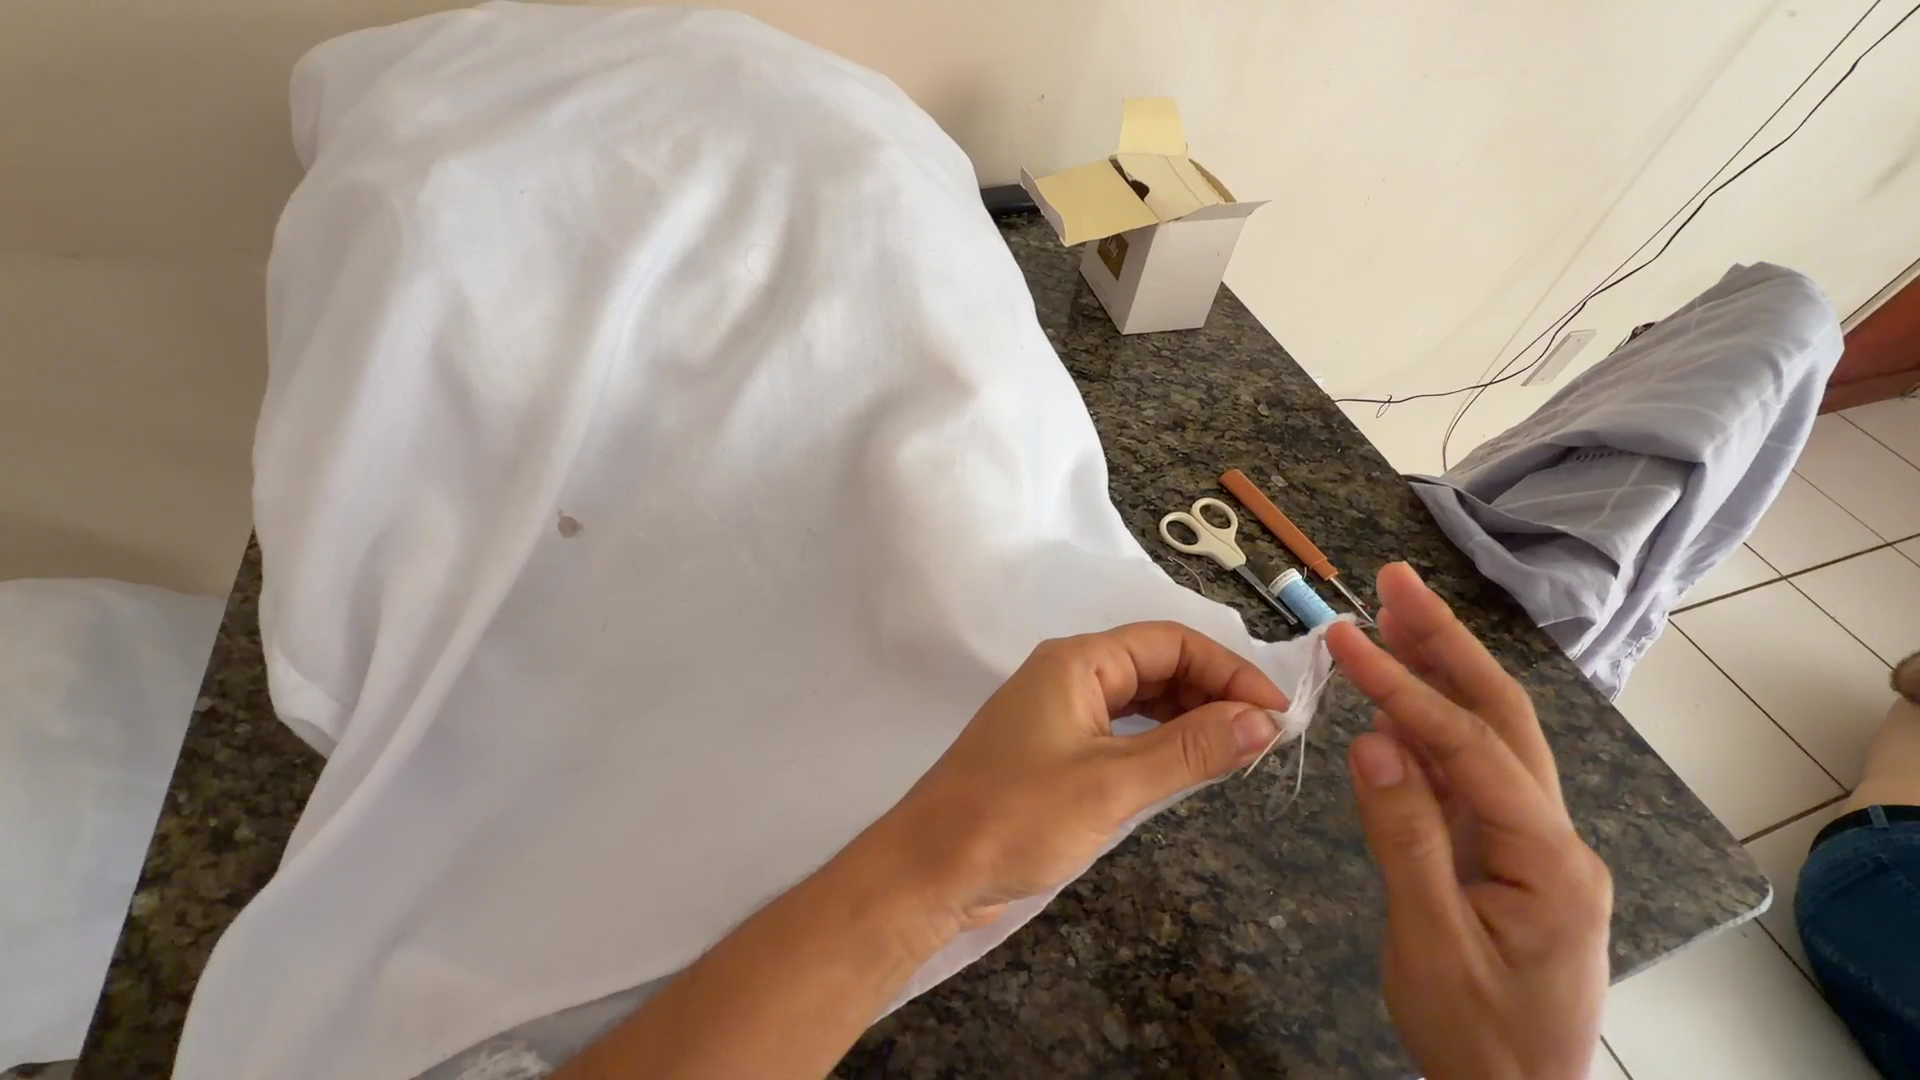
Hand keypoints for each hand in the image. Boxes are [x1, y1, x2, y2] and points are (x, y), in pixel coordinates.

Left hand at [869, 621, 1290, 930]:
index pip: (1170, 642)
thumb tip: (1263, 720)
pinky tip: (1184, 769)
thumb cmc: (1015, 817)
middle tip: (1263, 739)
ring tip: (1234, 754)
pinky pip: (1120, 731)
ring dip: (1188, 720)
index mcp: (1077, 662)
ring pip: (1140, 700)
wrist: (930, 869)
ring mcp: (1058, 713)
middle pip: (1157, 666)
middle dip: (1212, 694)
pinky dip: (1157, 744)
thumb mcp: (1113, 784)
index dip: (1229, 671)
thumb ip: (1190, 749)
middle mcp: (1068, 676)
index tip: (1276, 714)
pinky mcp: (1054, 751)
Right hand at [1327, 564, 1611, 1079]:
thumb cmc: (1475, 1034)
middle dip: (1446, 642)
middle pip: (1500, 715)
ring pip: (1489, 732)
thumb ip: (1406, 837)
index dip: (1404, 687)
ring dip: (1441, 666)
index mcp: (1547, 858)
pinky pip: (1468, 767)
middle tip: (1394, 582)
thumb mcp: (1430, 942)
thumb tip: (1374, 742)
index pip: (1469, 746)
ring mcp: (1532, 838)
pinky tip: (1401, 687)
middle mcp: (1552, 833)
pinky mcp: (1506, 847)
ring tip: (1393, 610)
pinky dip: (1431, 716)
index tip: (1346, 639)